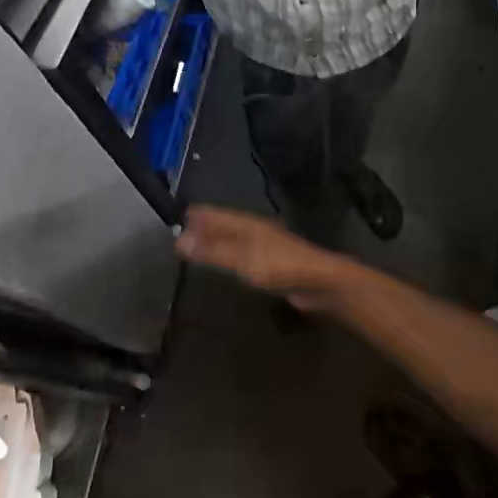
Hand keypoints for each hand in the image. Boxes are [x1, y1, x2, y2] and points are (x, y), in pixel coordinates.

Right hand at [174, 205, 358, 311]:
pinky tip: (224, 267)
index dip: (196, 216)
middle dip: (203, 229)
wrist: (322, 283)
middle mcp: (254, 230)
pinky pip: (241, 256)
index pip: (215, 214)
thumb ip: (212, 251)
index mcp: (247, 223)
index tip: (175, 219)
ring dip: (215, 243)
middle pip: (223, 226)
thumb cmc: (282, 266)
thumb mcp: (243, 259)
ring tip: (196, 252)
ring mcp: (264, 247)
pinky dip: (227, 257)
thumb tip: (179, 241)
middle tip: (180, 238)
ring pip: (233, 241)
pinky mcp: (271, 265)